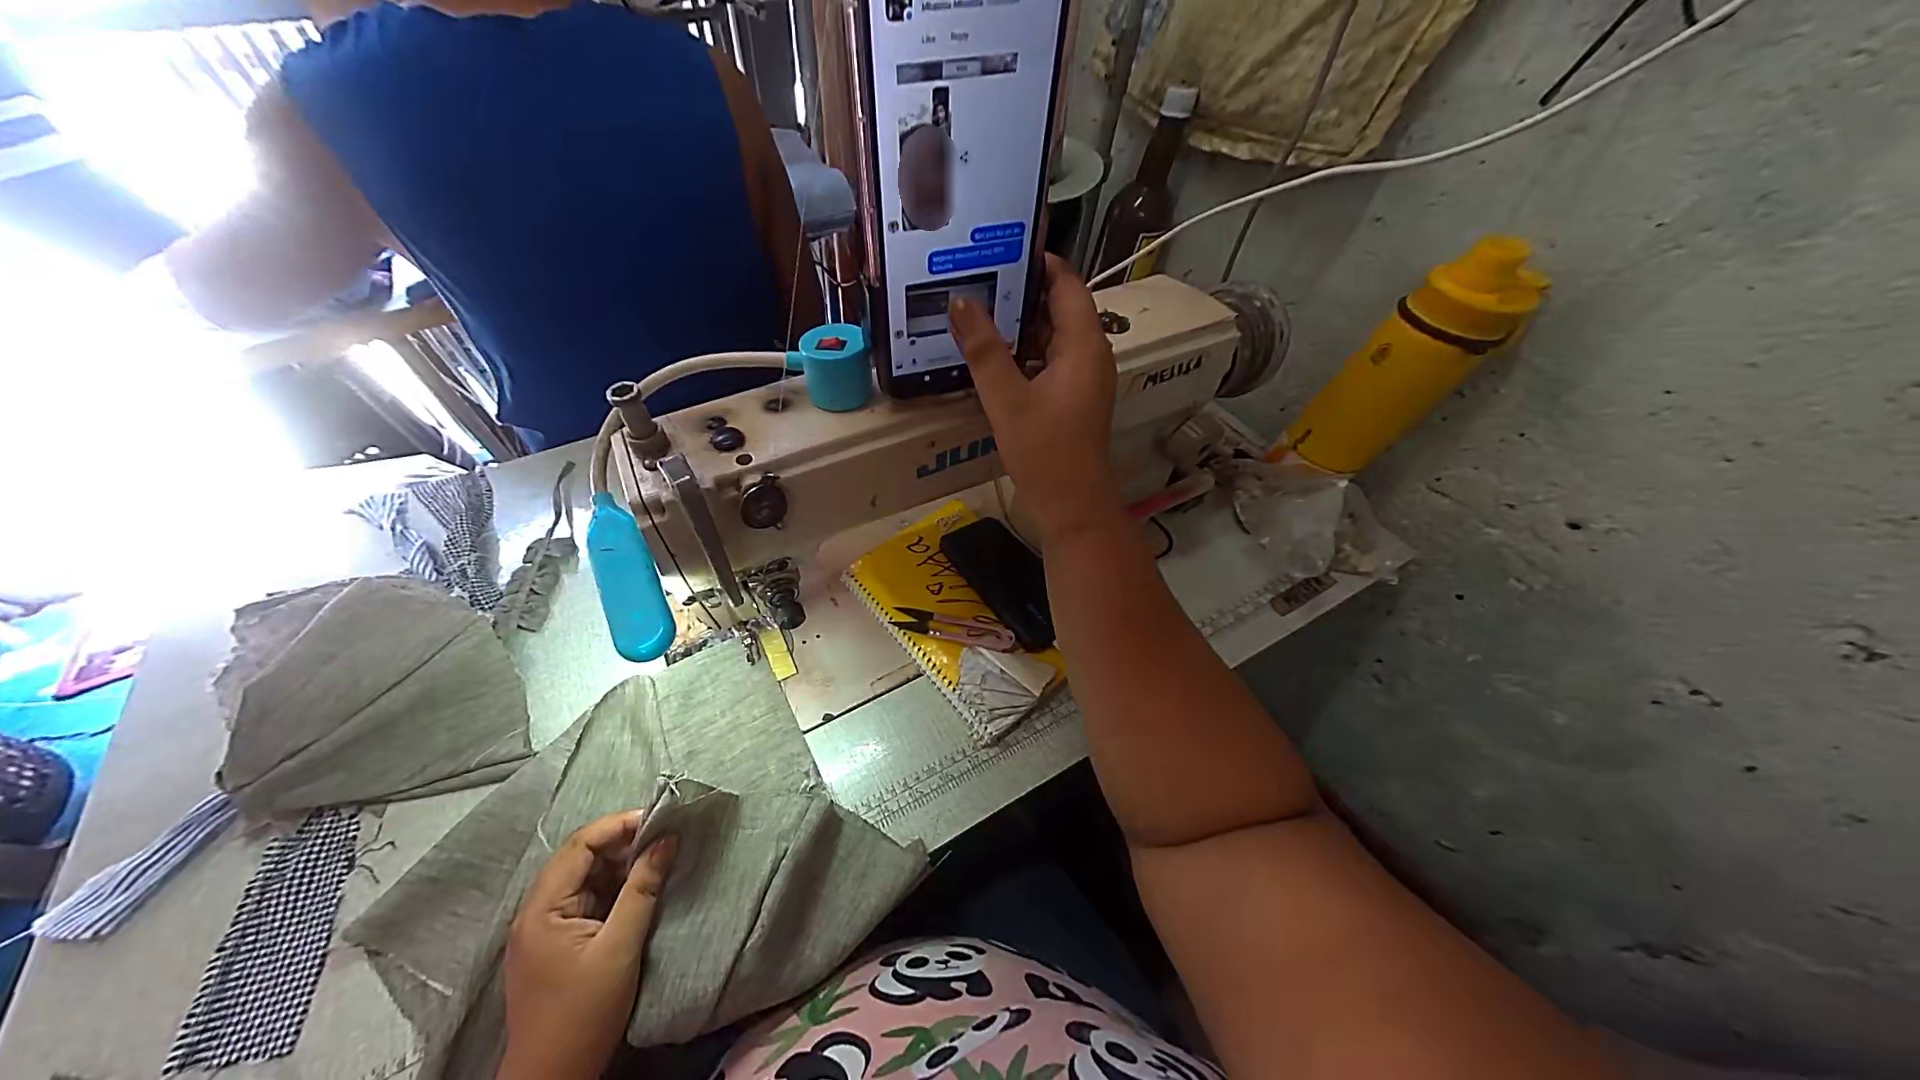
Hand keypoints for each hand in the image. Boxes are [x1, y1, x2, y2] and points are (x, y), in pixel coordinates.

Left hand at [501, 811, 678, 1079]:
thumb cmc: (584, 1014)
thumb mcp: (621, 947)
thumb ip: (643, 889)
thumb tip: (666, 840)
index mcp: (542, 908)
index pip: (580, 845)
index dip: (619, 826)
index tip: (659, 822)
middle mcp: (536, 911)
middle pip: (580, 857)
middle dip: (623, 844)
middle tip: (664, 841)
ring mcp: (543, 928)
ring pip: (585, 877)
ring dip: (620, 866)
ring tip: (658, 862)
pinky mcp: (555, 943)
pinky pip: (586, 899)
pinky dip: (614, 889)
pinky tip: (640, 890)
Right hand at [949, 254, 1123, 544]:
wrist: (1072, 506)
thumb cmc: (1046, 452)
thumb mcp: (1008, 399)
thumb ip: (984, 350)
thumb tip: (961, 302)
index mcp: (1084, 344)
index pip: (1066, 283)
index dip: (1037, 261)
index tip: (999, 246)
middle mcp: (1090, 353)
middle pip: (1057, 306)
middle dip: (1019, 291)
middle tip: (975, 275)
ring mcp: (1082, 377)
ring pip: (1050, 336)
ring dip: (1017, 324)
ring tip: (975, 308)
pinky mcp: (1071, 397)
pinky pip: (1046, 360)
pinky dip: (1021, 353)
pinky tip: (988, 353)